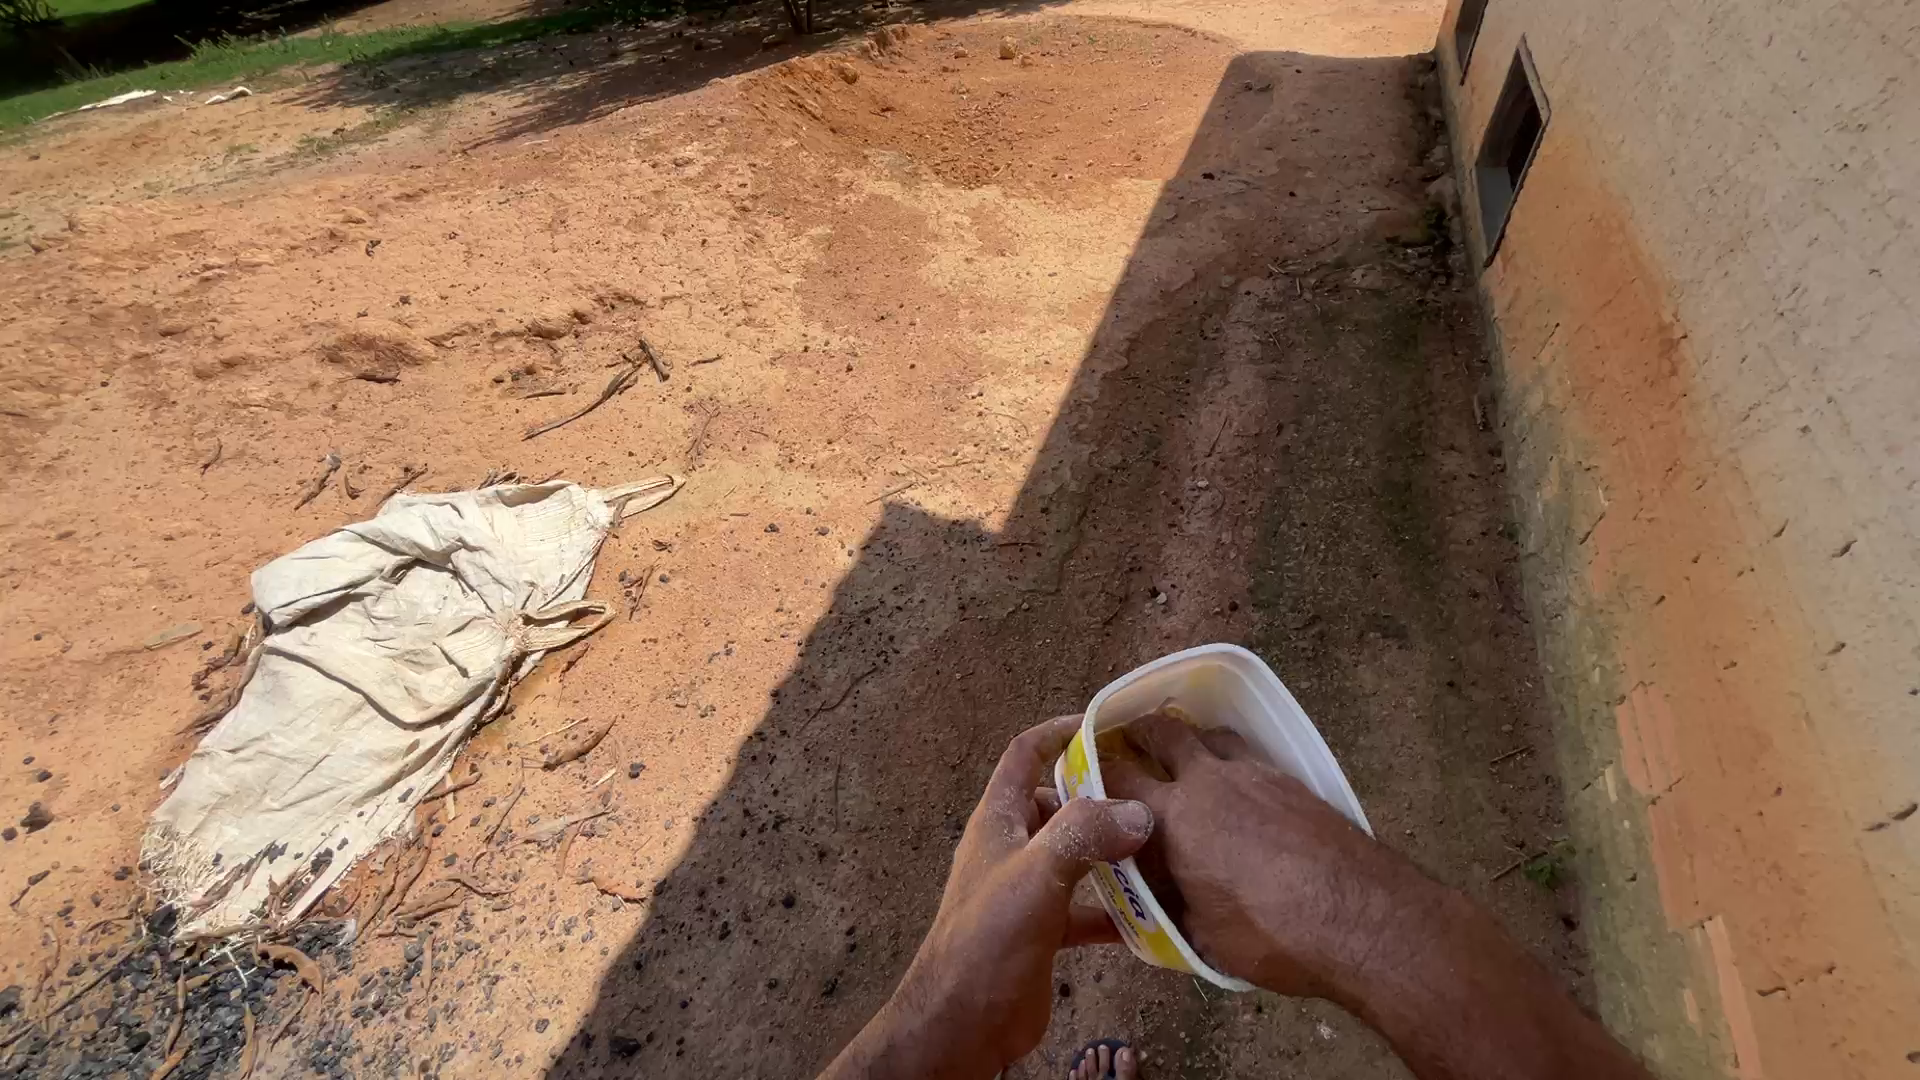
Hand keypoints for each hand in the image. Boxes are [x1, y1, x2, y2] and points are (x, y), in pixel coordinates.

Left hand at [820, 715, 1153, 1079]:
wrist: (962, 1021)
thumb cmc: (989, 937)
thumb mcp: (1036, 873)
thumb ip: (1083, 835)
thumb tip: (1137, 812)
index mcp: (998, 817)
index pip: (1024, 754)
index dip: (1057, 732)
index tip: (1102, 725)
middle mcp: (1011, 843)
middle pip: (1057, 802)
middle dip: (1098, 796)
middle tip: (1149, 794)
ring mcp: (1026, 886)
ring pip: (1074, 853)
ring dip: (1110, 852)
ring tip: (1159, 850)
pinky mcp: (1041, 926)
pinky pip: (1083, 905)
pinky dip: (1112, 906)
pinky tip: (1150, 915)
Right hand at [1104, 712, 1651, 1079]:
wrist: (1362, 919)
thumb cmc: (1271, 936)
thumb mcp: (1200, 935)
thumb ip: (1168, 904)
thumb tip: (1155, 897)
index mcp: (1171, 817)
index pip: (1117, 774)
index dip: (1095, 763)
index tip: (1086, 762)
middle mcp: (1205, 781)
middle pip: (1162, 731)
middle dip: (1139, 729)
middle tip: (1130, 736)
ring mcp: (1251, 774)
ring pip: (1209, 734)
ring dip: (1190, 737)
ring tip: (1188, 751)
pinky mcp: (1290, 780)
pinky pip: (1249, 754)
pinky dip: (1233, 759)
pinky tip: (1242, 783)